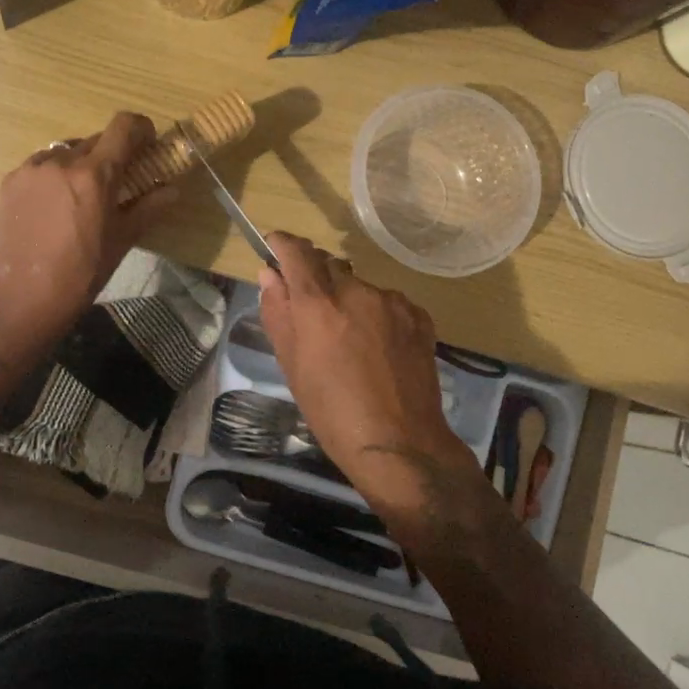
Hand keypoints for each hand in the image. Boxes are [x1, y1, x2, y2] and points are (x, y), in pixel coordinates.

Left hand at [0, 112, 178, 341]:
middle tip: (116, 183)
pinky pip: (40, 167)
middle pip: (95, 140)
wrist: (25, 297)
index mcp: (94, 174)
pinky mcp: (10, 182)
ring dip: (80, 165)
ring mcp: (31, 170)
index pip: (123, 126)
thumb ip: (149, 208)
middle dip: (111, 155)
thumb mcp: (122, 240)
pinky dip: (53, 177)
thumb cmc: (82, 273)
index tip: (147, 144)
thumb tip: (173, 190)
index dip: (141, 128)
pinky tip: (53, 207)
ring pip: (65, 153)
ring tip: (80, 198)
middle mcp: (60, 161)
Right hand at [256, 234, 491, 545]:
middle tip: (312, 314)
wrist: (400, 444)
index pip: (296, 252)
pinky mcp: (419, 317)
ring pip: (360, 287)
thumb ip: (278, 314)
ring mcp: (393, 302)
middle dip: (316, 280)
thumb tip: (270, 277)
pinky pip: (388, 303)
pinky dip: (377, 315)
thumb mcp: (292, 367)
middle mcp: (357, 292)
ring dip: (349, 300)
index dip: (281, 245)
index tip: (274, 247)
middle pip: (329, 267)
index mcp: (318, 305)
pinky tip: (378, 349)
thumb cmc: (332, 412)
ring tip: (350, 341)